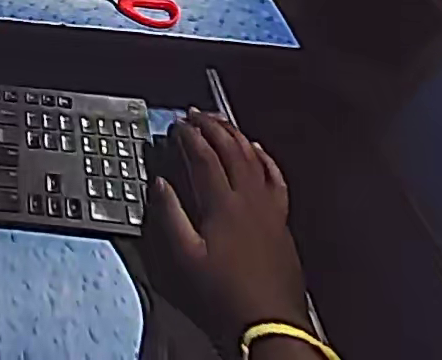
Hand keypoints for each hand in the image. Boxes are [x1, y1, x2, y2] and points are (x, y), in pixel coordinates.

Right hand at [148, 111, 306, 335]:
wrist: (271, 326)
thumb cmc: (223, 293)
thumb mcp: (185, 256)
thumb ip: (170, 215)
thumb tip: (160, 183)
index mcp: (222, 205)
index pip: (204, 156)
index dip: (188, 136)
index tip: (176, 125)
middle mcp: (248, 199)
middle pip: (231, 149)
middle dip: (210, 126)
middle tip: (194, 114)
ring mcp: (269, 209)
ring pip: (253, 158)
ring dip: (235, 135)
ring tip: (220, 121)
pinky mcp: (281, 220)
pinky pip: (276, 179)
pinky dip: (265, 160)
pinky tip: (257, 149)